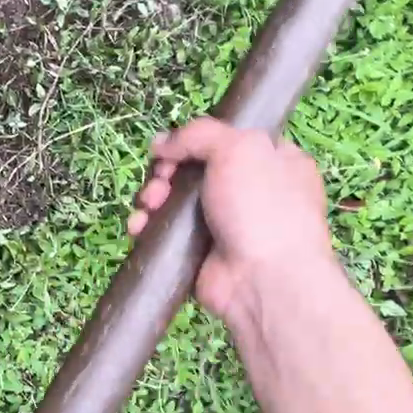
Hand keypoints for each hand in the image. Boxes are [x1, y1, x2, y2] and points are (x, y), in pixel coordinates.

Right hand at [126, 117, 335, 330]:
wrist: (262, 277)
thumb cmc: (261, 207)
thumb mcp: (239, 149)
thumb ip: (199, 134)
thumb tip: (161, 143)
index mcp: (273, 162)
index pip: (227, 141)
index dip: (194, 141)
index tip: (171, 149)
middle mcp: (249, 191)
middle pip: (191, 170)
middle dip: (165, 173)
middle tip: (160, 182)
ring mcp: (223, 223)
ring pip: (173, 200)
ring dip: (151, 198)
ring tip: (149, 207)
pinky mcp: (197, 250)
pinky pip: (164, 230)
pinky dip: (147, 226)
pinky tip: (139, 228)